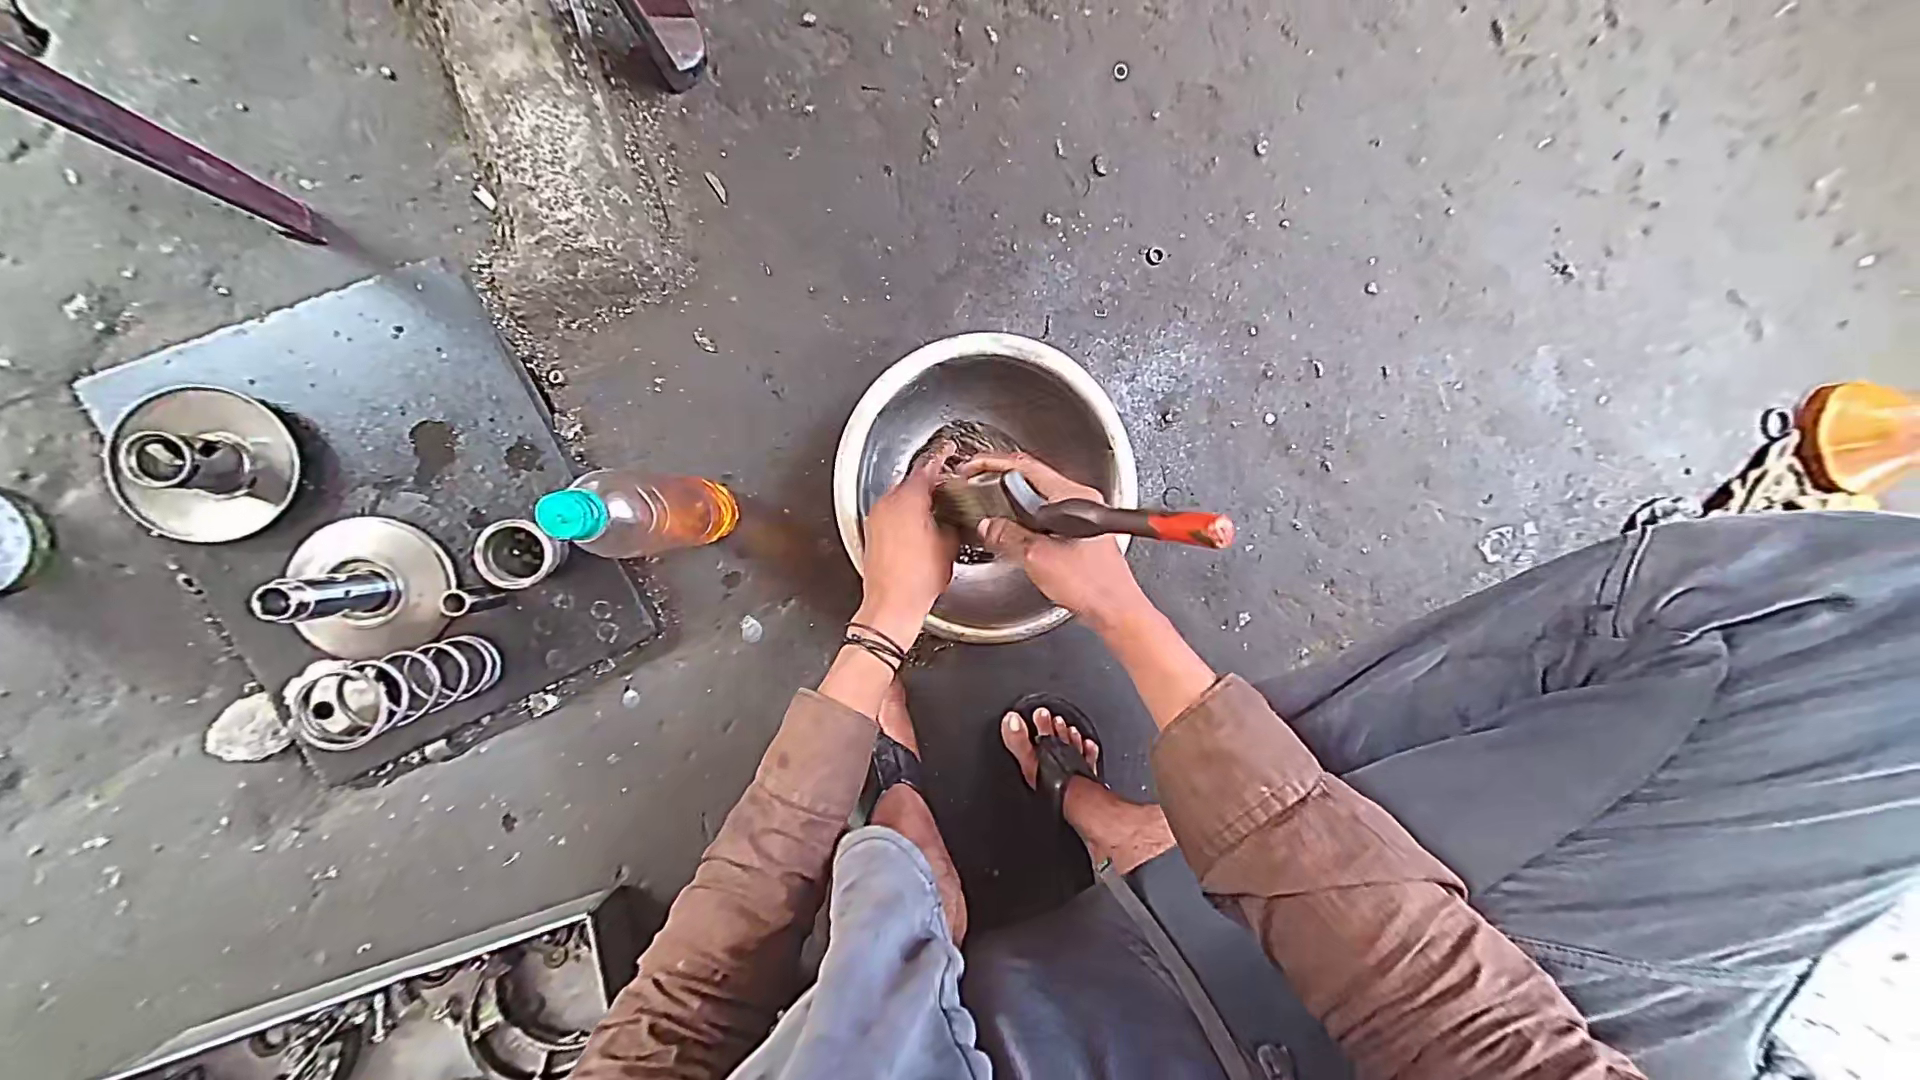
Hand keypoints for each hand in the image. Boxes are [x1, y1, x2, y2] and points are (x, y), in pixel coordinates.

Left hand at [858, 441, 959, 639]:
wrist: (891, 605)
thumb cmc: (917, 579)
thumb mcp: (948, 546)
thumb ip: (951, 523)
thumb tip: (951, 519)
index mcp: (908, 500)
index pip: (926, 469)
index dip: (941, 458)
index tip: (947, 450)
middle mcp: (888, 505)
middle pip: (911, 483)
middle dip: (929, 484)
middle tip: (948, 488)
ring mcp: (876, 519)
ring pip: (899, 499)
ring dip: (916, 501)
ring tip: (936, 512)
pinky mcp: (872, 533)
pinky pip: (891, 515)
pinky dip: (905, 516)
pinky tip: (919, 531)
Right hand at [960, 453, 1150, 629]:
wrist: (1114, 609)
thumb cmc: (1091, 585)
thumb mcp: (1037, 557)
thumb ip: (1008, 536)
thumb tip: (989, 525)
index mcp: (1072, 496)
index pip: (1026, 466)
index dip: (994, 463)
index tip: (974, 466)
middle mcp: (1080, 500)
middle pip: (1032, 477)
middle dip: (1000, 478)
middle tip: (977, 482)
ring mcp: (1082, 515)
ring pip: (1038, 498)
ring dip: (1012, 500)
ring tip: (989, 505)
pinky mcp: (1079, 532)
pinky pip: (1045, 515)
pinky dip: (1024, 518)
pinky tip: (1012, 529)